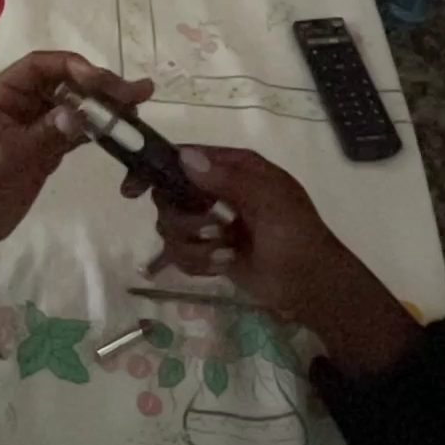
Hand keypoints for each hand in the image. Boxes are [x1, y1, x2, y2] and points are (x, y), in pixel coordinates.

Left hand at [0, 51, 153, 275]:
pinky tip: (122, 128)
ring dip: (104, 105)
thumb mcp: (9, 158)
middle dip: (98, 84)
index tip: (102, 80)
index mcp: (0, 95)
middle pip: (63, 82)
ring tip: (138, 105)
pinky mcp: (47, 146)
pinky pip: (76, 130)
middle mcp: (19, 103)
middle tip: (134, 92)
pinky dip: (98, 128)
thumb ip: (46, 133)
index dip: (72, 67)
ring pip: (74, 105)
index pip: (38, 67)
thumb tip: (82, 114)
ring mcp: (35, 124)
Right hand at [123, 146, 421, 376]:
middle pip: (167, 196)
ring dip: (194, 246)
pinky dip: (197, 263)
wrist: (311, 287)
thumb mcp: (269, 202)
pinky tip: (222, 266)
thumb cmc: (296, 236)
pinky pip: (179, 254)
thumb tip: (185, 157)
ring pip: (169, 228)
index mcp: (232, 167)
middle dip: (183, 220)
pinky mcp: (205, 250)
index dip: (153, 169)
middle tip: (209, 230)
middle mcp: (214, 190)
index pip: (181, 157)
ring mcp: (208, 222)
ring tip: (225, 253)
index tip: (133, 190)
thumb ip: (228, 179)